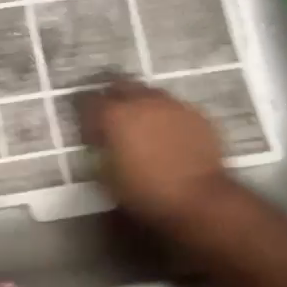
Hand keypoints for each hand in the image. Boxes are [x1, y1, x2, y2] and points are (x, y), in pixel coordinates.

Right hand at [76, 75, 229, 229]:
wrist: (200, 200)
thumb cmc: (147, 193)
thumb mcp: (108, 177)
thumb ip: (100, 150)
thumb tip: (100, 141)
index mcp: (114, 115)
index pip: (88, 100)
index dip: (85, 114)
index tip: (88, 129)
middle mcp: (141, 100)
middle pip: (119, 86)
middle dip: (113, 99)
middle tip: (114, 120)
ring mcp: (171, 104)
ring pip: (149, 94)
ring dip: (141, 105)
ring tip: (144, 126)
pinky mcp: (195, 113)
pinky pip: (174, 107)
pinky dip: (166, 116)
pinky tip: (170, 134)